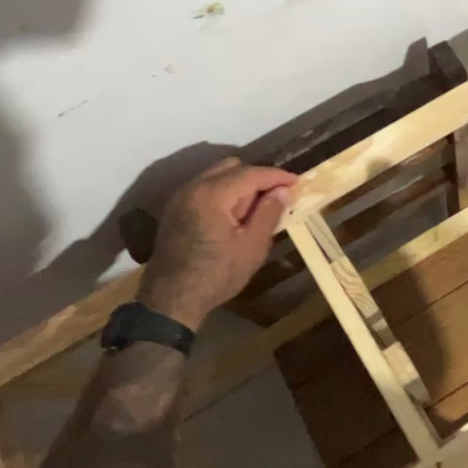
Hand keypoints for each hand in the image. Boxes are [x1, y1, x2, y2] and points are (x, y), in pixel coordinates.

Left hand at [138, 158, 295, 329]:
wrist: (170, 300)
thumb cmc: (216, 275)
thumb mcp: (251, 247)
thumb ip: (268, 213)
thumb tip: (282, 190)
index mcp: (212, 194)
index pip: (250, 174)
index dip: (276, 176)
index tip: (297, 181)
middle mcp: (193, 187)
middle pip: (231, 167)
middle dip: (256, 178)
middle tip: (275, 196)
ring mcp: (181, 197)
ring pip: (216, 176)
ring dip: (238, 185)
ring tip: (255, 208)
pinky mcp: (175, 209)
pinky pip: (204, 189)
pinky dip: (222, 193)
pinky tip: (233, 215)